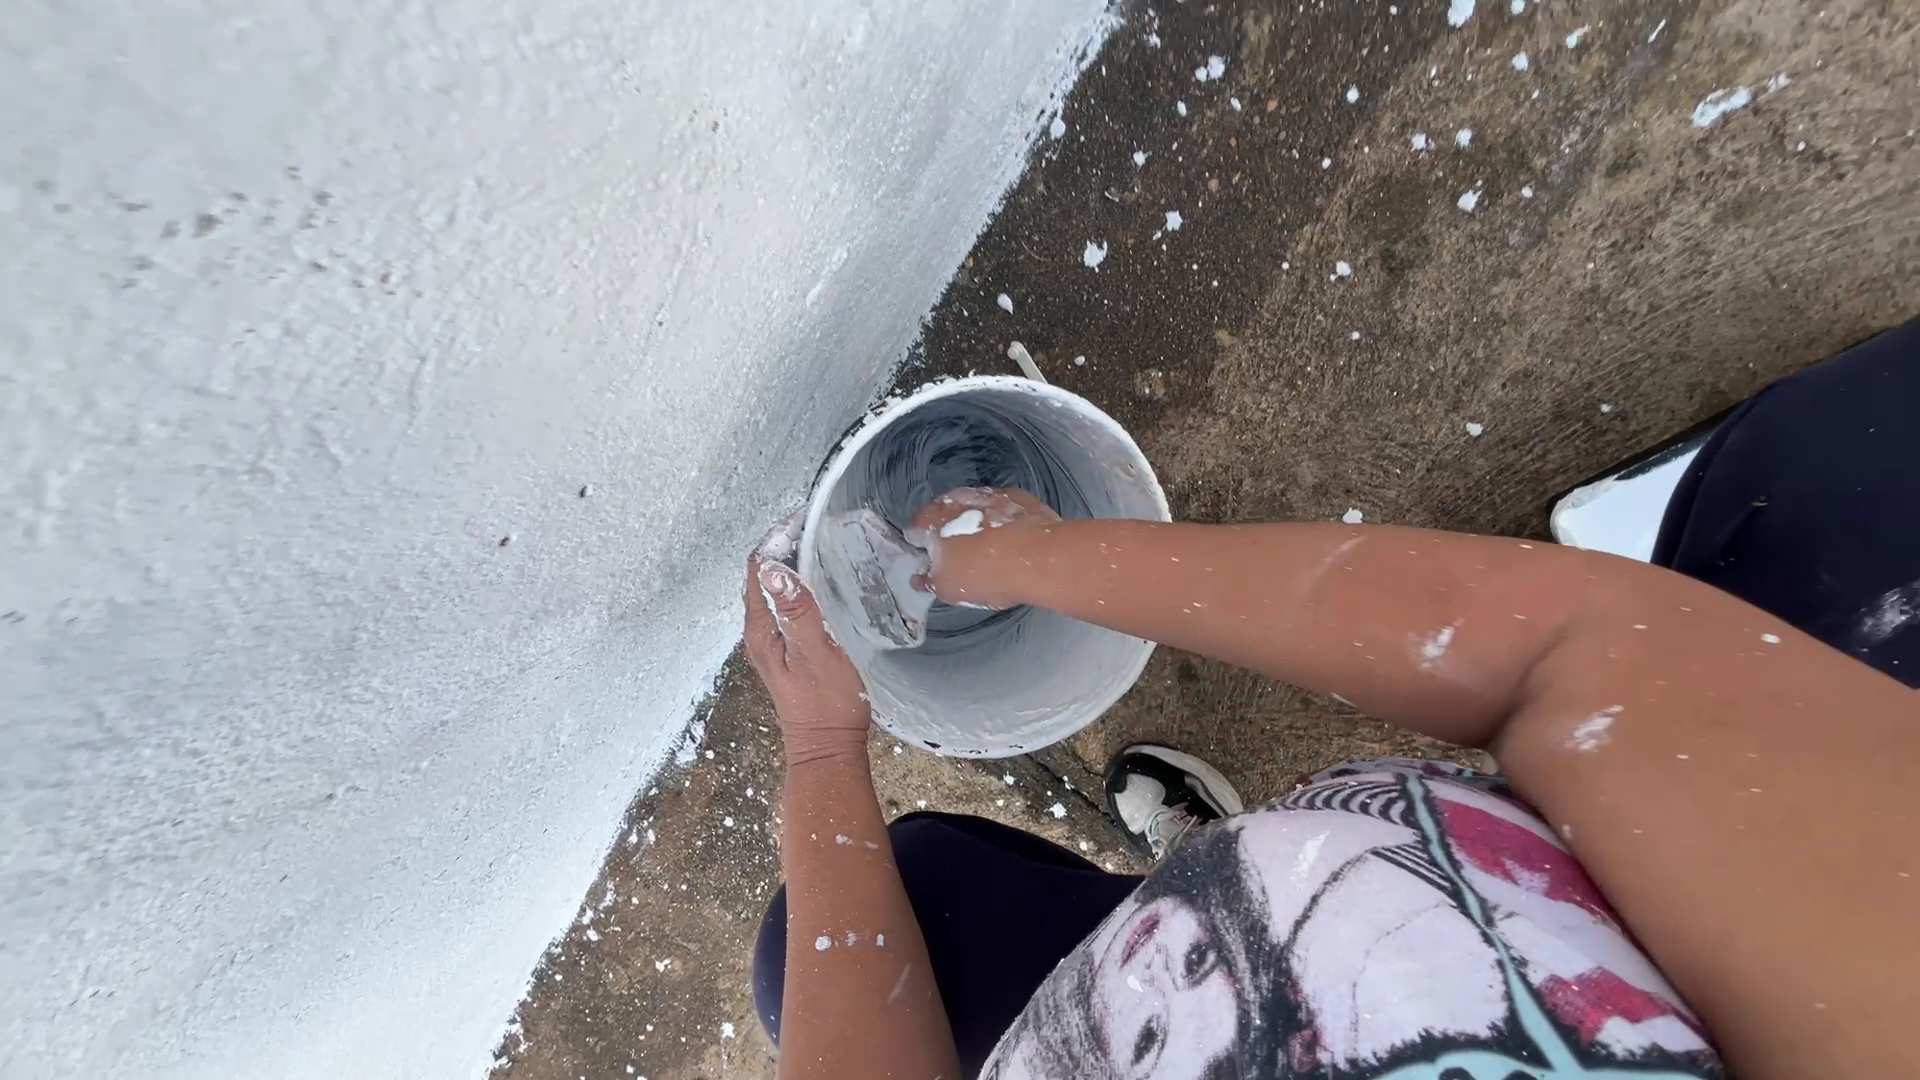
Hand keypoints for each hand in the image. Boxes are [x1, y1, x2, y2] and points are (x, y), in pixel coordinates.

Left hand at [743, 523, 871, 764]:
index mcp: (761, 629)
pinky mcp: (788, 647)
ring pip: (777, 588)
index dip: (778, 537)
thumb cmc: (826, 703)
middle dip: (787, 544)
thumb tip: (774, 568)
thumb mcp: (816, 653)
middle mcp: (760, 631)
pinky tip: (825, 581)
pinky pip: (789, 603)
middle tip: (819, 523)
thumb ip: (797, 611)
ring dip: (794, 562)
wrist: (828, 746)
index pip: (759, 567)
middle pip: (765, 574)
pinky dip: (803, 583)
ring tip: (824, 542)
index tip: (805, 517)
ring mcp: (773, 640)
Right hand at [905, 486, 1061, 609]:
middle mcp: (955, 499)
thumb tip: (920, 578)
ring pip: (973, 507)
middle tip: (958, 555)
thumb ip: (929, 580)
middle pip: (943, 513)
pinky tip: (1012, 537)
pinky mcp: (1017, 496)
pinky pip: (1002, 507)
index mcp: (931, 520)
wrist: (1038, 559)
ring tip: (987, 546)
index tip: (928, 559)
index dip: (919, 545)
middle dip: (946, 530)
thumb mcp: (949, 589)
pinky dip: (1002, 518)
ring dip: (975, 521)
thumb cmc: (984, 575)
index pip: (913, 528)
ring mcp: (988, 494)